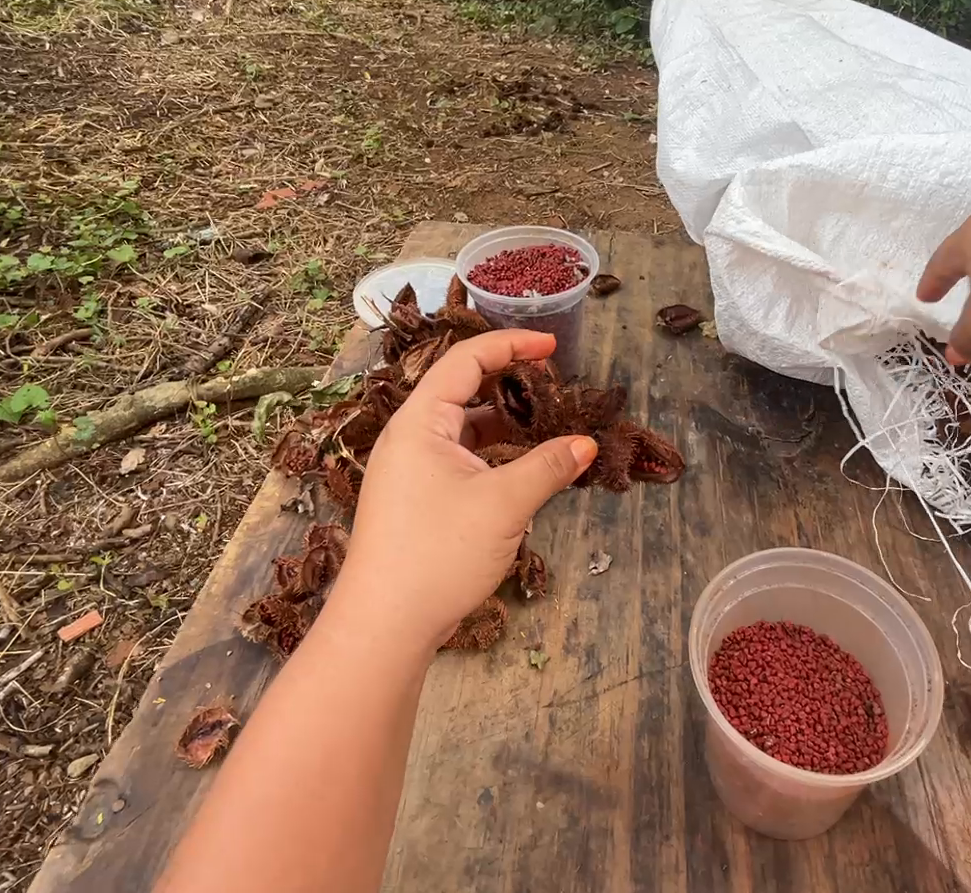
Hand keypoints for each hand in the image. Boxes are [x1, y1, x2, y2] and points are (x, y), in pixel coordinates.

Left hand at [330, 330, 597, 653]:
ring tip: (547, 425)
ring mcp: (412, 470)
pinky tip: (524, 468)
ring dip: (505, 423)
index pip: (465, 360)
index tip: (552, 346)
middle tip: (553, 385)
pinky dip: (494, 455)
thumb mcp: (503, 504)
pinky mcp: (419, 499)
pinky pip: (462, 459)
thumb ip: (548, 467)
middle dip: (510, 383)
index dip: (511, 345)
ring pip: (465, 429)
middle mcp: (411, 437)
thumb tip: (586, 443)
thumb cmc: (438, 553)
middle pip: (463, 390)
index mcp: (420, 422)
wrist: (384, 627)